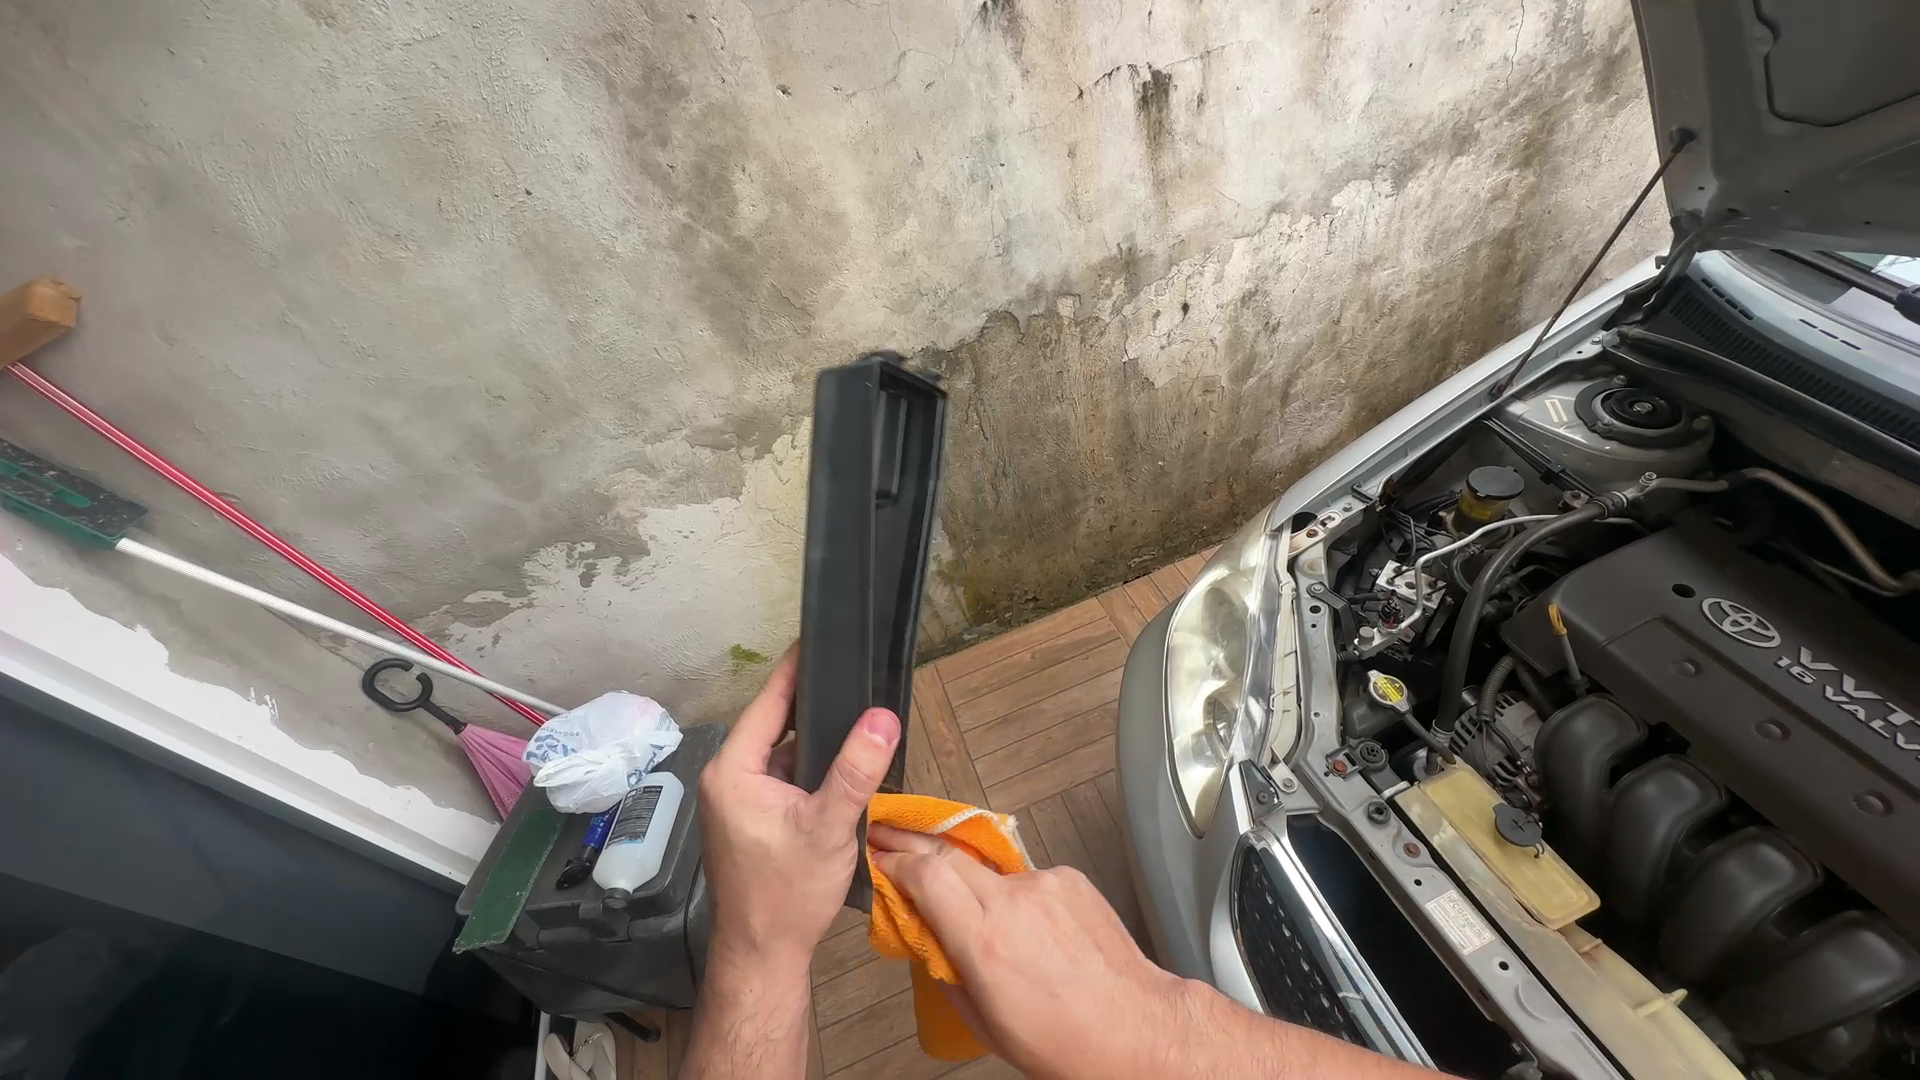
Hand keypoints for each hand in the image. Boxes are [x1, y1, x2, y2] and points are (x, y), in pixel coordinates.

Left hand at [697, 648, 900, 975]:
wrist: (765, 957)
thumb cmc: (787, 893)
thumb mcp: (828, 827)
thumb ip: (856, 770)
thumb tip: (884, 717)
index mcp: (733, 770)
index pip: (768, 701)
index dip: (796, 668)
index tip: (824, 635)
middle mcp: (729, 776)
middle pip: (775, 721)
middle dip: (814, 700)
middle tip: (856, 671)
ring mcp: (739, 796)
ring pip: (783, 749)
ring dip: (816, 735)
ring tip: (858, 708)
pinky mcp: (754, 814)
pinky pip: (785, 772)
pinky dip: (812, 763)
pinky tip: (844, 757)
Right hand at [870, 825, 1193, 1078]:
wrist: (1135, 1027)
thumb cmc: (1063, 1040)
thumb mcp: (986, 1023)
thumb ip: (948, 971)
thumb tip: (928, 938)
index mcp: (985, 942)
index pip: (927, 877)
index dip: (899, 863)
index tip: (883, 860)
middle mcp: (1013, 902)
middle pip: (950, 855)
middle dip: (920, 849)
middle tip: (898, 843)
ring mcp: (1044, 883)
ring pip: (989, 869)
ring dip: (975, 884)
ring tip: (992, 923)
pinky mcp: (1069, 876)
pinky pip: (1027, 877)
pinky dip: (1018, 895)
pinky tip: (1033, 928)